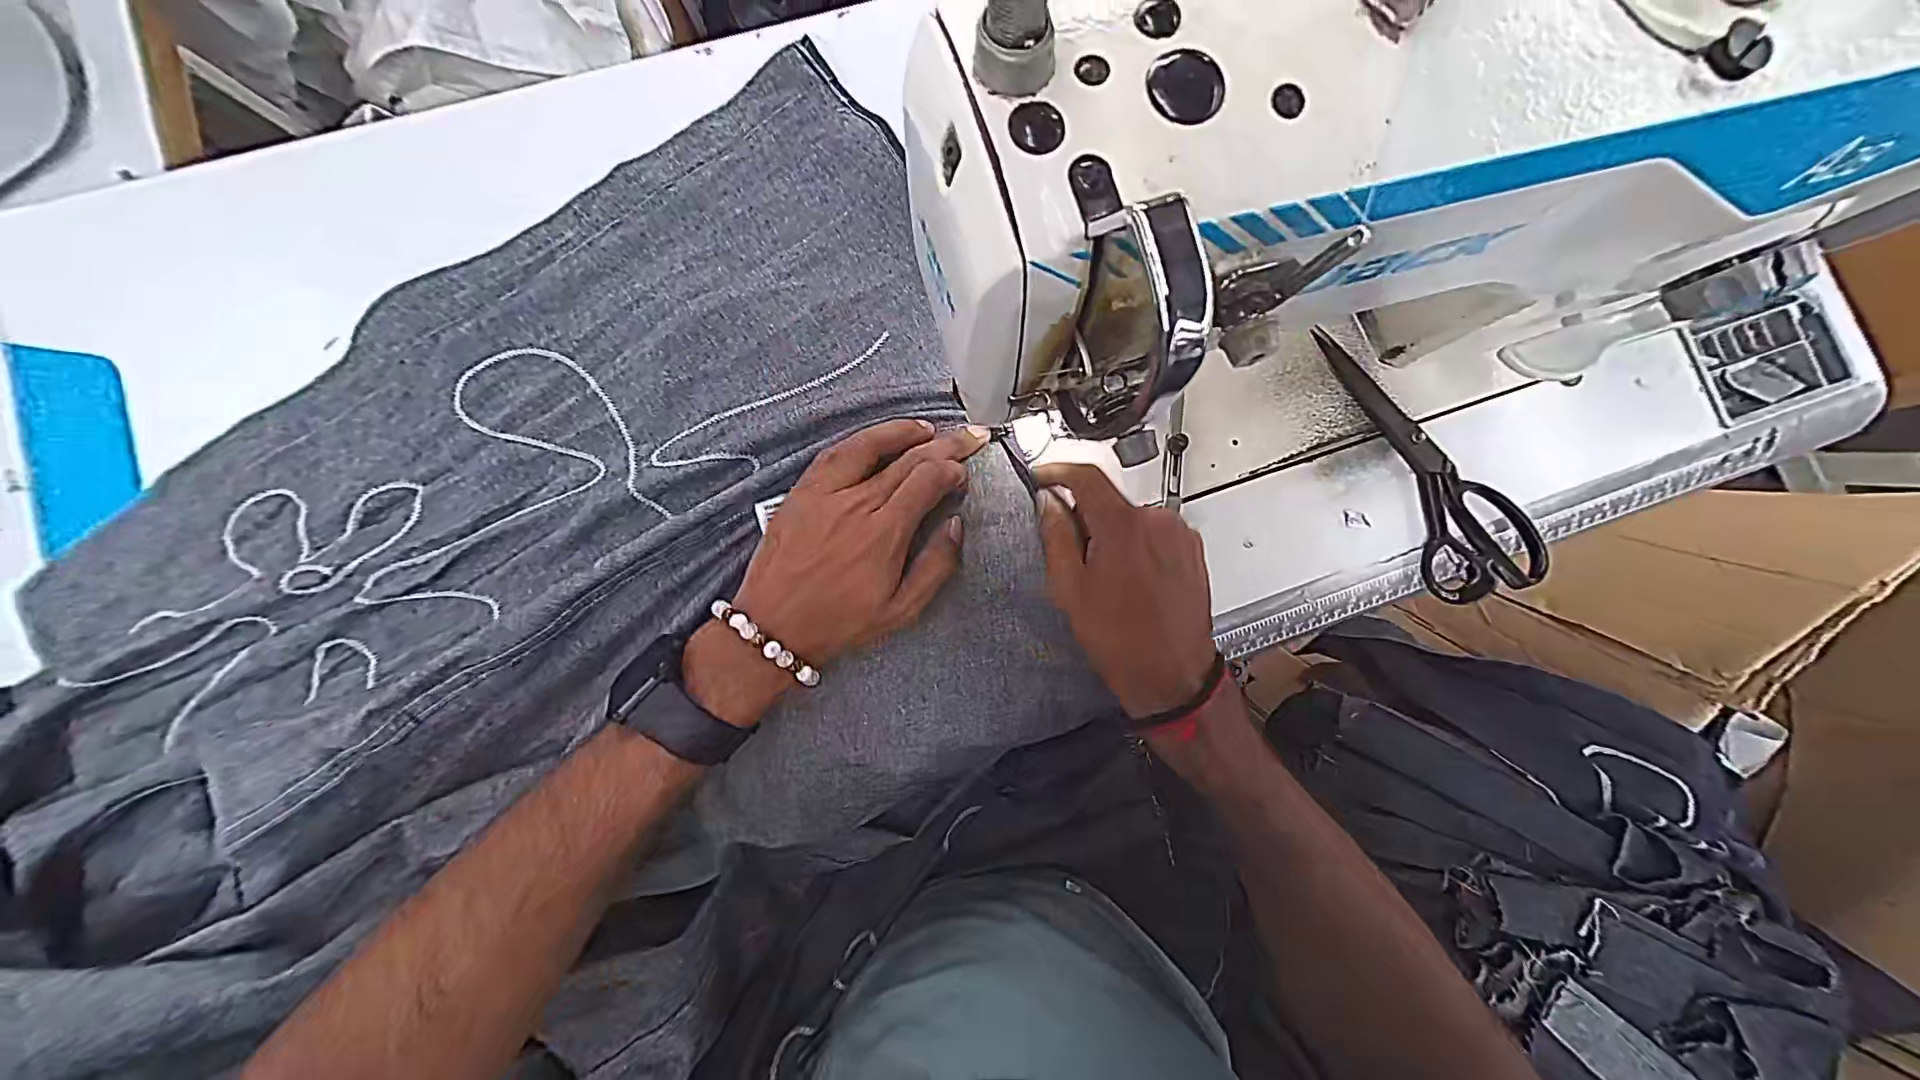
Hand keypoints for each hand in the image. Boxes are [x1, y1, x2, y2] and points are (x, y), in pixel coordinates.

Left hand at [683, 419, 987, 727]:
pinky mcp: (803, 493)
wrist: (775, 625)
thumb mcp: (901, 610)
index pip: (928, 480)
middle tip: (965, 438)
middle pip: (909, 459)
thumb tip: (955, 527)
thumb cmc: (837, 621)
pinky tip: (877, 437)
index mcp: (884, 533)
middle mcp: (856, 505)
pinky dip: (862, 440)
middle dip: (945, 444)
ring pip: (871, 446)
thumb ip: (936, 566)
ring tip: (927, 428)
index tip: (963, 473)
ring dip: (903, 432)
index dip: (953, 469)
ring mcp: (826, 494)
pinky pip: (836, 453)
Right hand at [1034, 463, 1217, 719]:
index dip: (1058, 471)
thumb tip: (1049, 504)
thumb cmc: (1125, 642)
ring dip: (1113, 535)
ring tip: (1108, 580)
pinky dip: (1137, 546)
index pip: (1086, 476)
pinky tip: (1131, 582)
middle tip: (1074, 555)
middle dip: (1086, 518)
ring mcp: (1179, 535)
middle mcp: (1157, 522)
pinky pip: (1154, 534)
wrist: (1171, 674)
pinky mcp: (1191, 550)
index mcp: (1123, 526)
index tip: (1045, 476)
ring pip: (1132, 518)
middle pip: (1109, 500)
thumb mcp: (1070, 589)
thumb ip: (1056, 536)